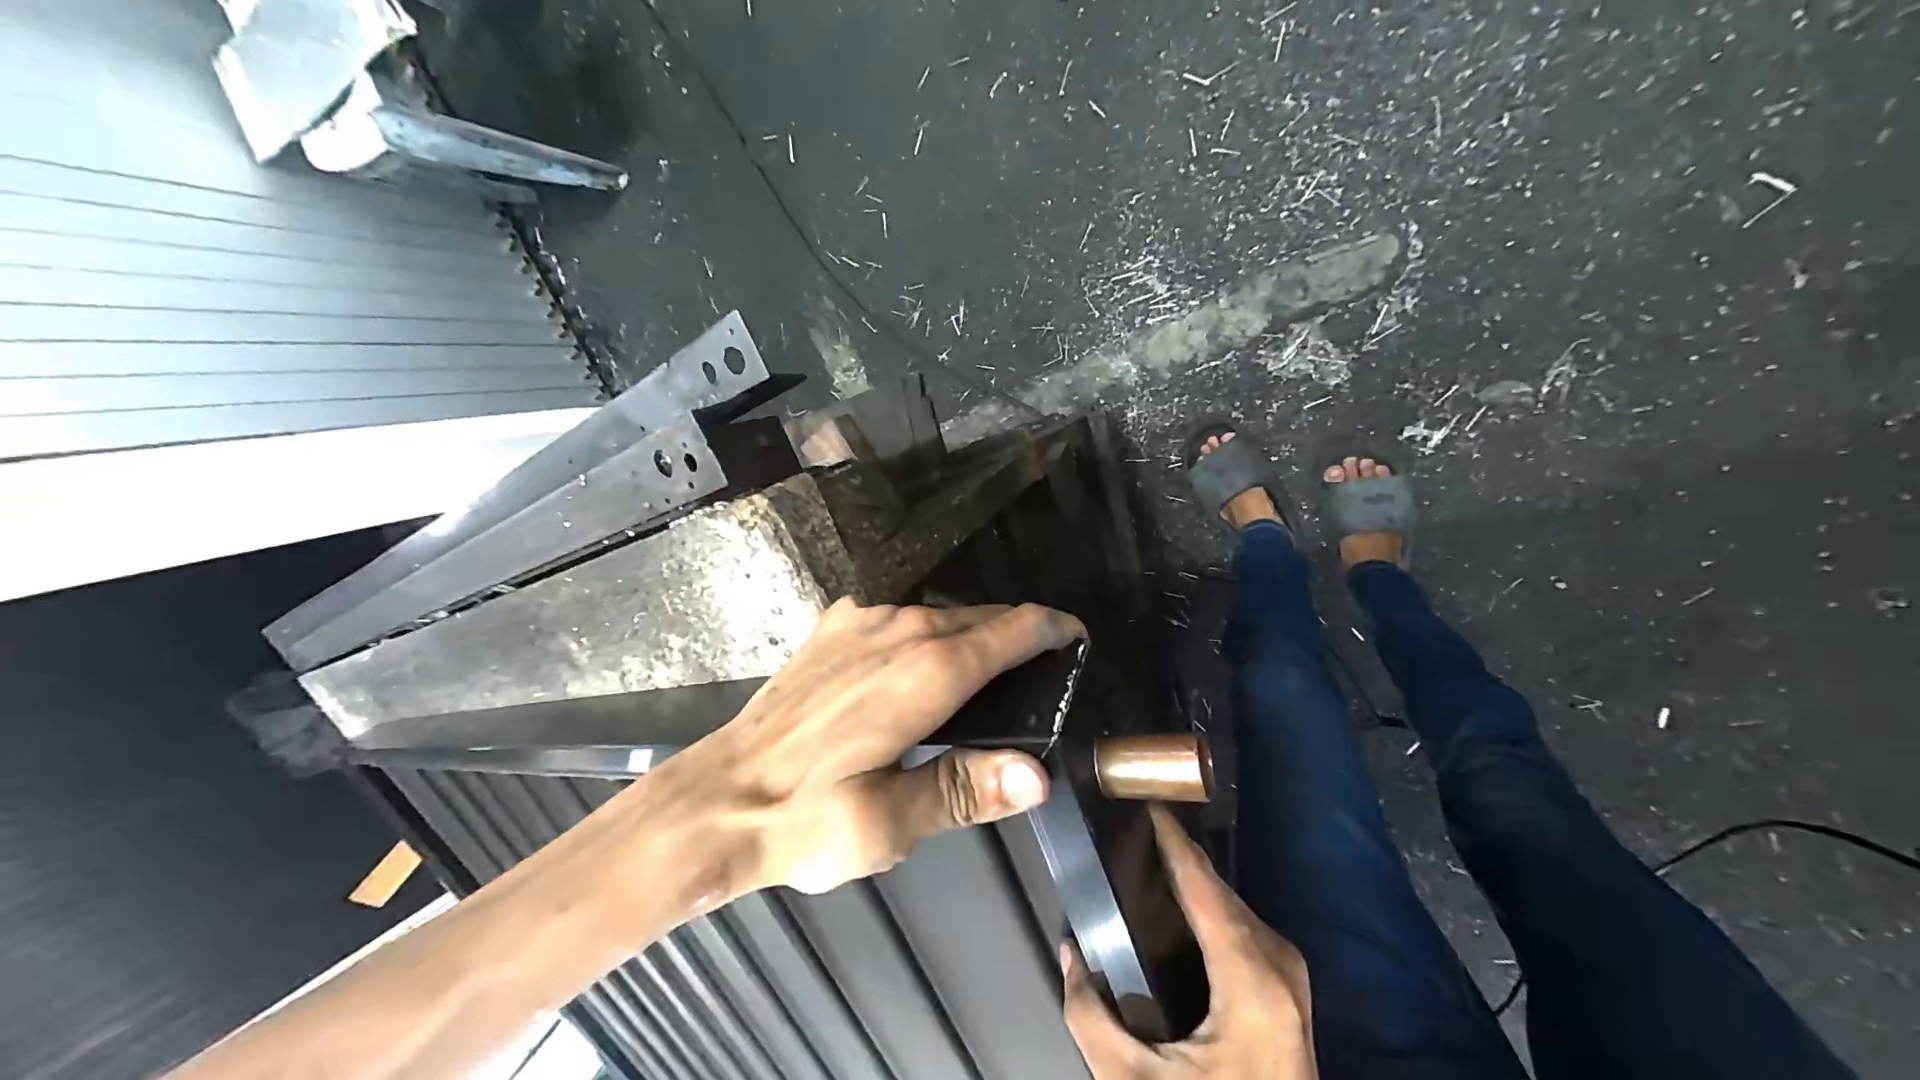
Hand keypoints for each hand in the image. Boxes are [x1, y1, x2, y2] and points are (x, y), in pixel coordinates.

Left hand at [671, 597, 1084, 895]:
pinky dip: (930, 635)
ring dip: (976, 635)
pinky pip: (904, 618)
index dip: (1054, 628)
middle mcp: (899, 630)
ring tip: (990, 678)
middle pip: (983, 616)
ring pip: (944, 614)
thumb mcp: (890, 824)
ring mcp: (863, 620)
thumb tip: (1037, 774)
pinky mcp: (836, 625)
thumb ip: (964, 791)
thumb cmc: (805, 818)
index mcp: (925, 672)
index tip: (1077, 639)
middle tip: (1041, 673)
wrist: (716, 797)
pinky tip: (921, 672)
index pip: (1013, 629)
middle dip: (1020, 635)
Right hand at [1062, 806, 1317, 1079]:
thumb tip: (1069, 955)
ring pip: (1235, 903)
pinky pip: (1244, 924)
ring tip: (1152, 854)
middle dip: (1179, 853)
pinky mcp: (1288, 991)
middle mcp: (1279, 968)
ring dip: (1195, 877)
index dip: (1172, 840)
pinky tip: (1184, 900)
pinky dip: (1211, 902)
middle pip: (1220, 889)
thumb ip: (1088, 1016)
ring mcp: (1291, 979)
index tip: (1146, 802)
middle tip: (1135, 827)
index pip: (1203, 886)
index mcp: (1251, 981)